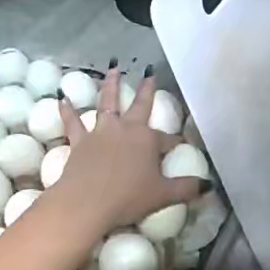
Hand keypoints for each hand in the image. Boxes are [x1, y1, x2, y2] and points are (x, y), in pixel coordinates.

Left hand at [45, 68, 200, 235]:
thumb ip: (187, 188)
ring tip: (113, 68)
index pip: (166, 139)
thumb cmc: (128, 198)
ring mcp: (100, 132)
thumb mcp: (163, 195)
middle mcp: (125, 129)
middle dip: (146, 90)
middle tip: (149, 74)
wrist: (86, 202)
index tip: (180, 145)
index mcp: (148, 139)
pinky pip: (72, 121)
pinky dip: (67, 109)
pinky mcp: (79, 141)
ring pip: (107, 103)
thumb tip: (208, 185)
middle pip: (139, 106)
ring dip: (111, 85)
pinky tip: (62, 97)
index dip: (174, 142)